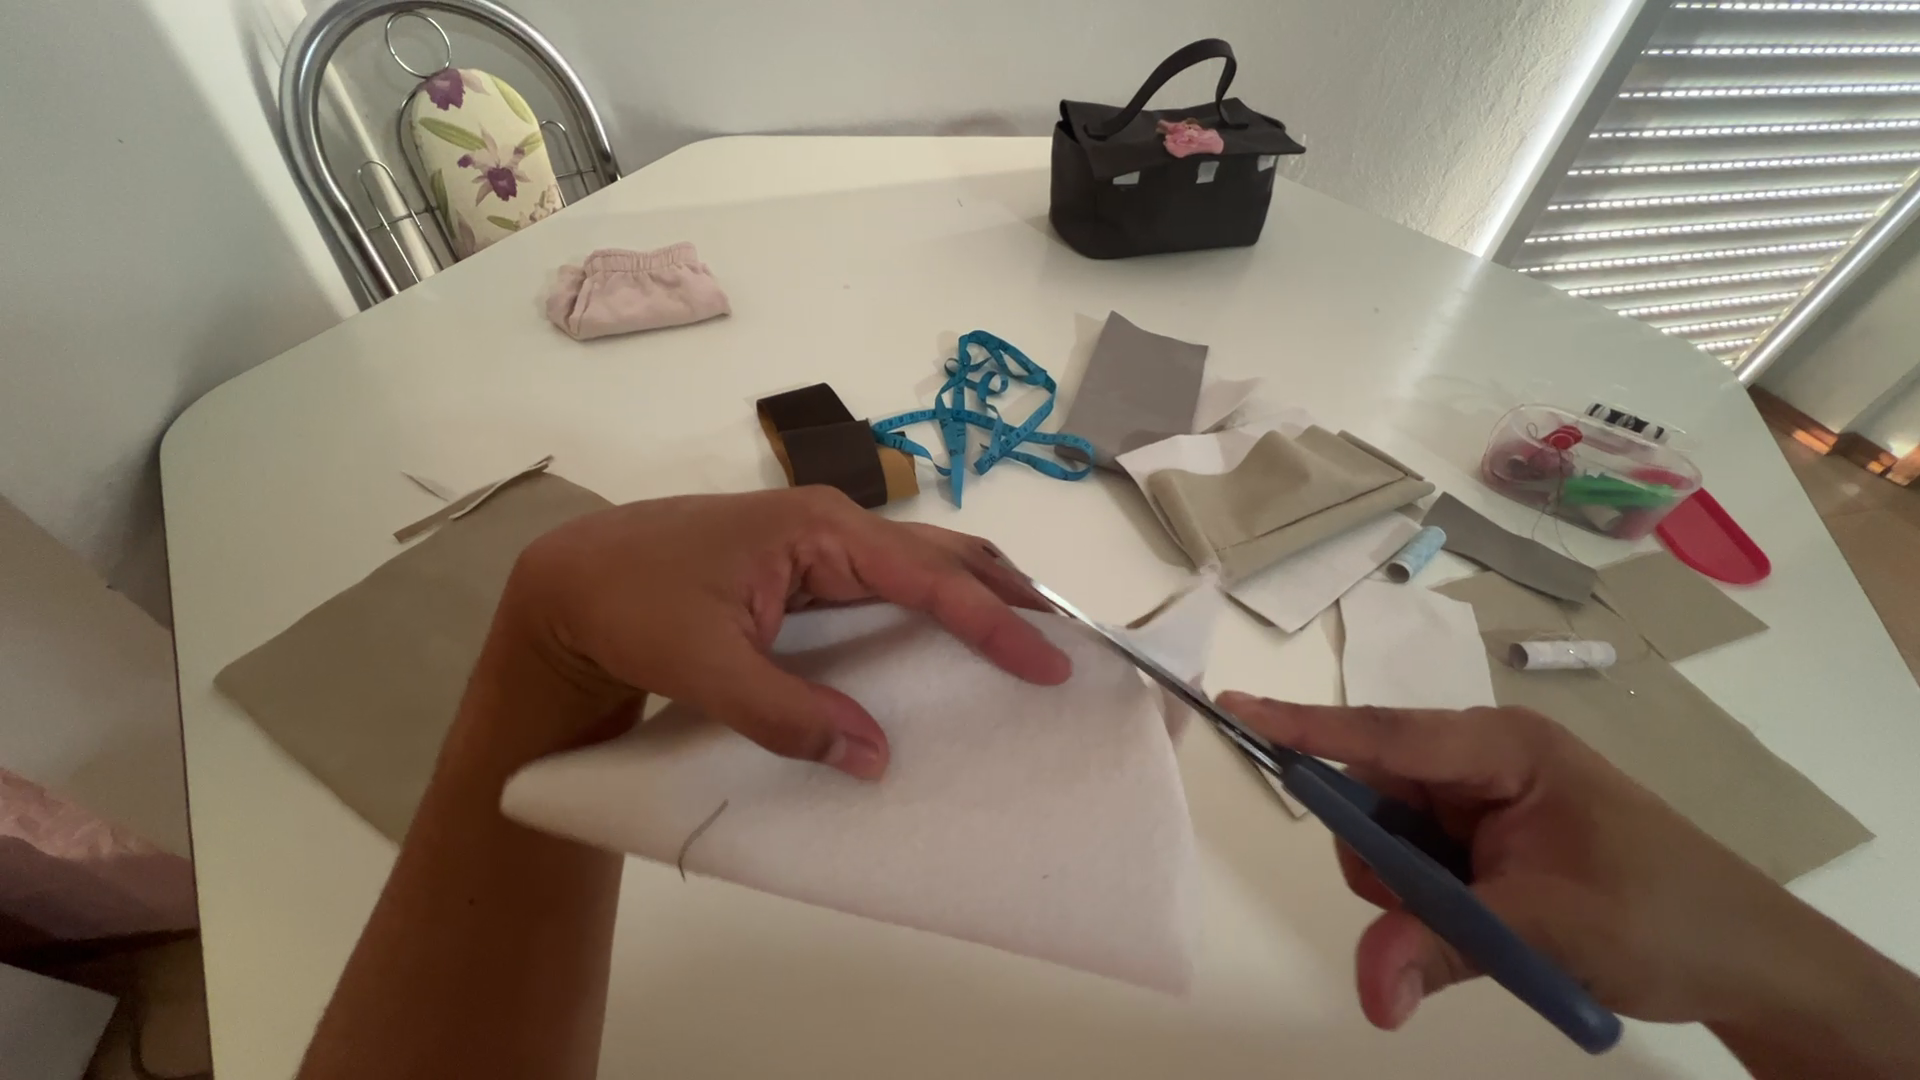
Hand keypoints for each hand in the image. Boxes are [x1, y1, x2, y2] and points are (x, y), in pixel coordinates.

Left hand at [494, 487, 1070, 777]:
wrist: (573, 577)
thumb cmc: (633, 608)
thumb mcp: (706, 667)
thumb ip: (790, 714)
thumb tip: (876, 758)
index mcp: (819, 532)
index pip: (929, 579)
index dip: (994, 622)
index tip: (1048, 662)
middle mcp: (833, 524)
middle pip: (944, 552)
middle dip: (1007, 591)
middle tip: (1062, 637)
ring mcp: (823, 539)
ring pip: (924, 559)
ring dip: (978, 591)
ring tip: (1028, 631)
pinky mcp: (811, 561)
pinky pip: (893, 577)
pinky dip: (938, 601)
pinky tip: (952, 630)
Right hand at [1212, 696, 1860, 1035]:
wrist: (1754, 962)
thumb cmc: (1666, 917)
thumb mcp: (1546, 932)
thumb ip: (1441, 947)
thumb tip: (1366, 994)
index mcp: (1497, 748)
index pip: (1381, 735)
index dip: (1304, 726)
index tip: (1234, 706)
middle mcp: (1476, 758)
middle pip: (1373, 788)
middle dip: (1379, 853)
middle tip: (1422, 908)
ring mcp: (1475, 793)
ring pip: (1385, 825)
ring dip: (1403, 882)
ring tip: (1473, 922)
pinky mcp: (1477, 828)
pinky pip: (1411, 849)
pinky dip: (1420, 891)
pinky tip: (1472, 917)